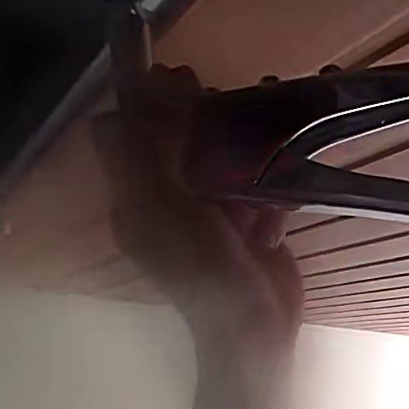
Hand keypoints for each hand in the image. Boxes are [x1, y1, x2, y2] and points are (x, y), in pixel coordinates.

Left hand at [94, 64, 303, 408]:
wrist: (256, 334)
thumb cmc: (206, 275)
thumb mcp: (169, 210)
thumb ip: (151, 152)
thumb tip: (143, 97)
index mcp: (140, 199)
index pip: (128, 135)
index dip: (145, 100)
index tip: (175, 74)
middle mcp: (173, 203)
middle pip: (180, 141)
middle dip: (202, 111)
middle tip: (222, 88)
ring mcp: (214, 217)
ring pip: (226, 161)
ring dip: (247, 138)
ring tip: (273, 106)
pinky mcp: (252, 228)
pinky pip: (260, 192)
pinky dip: (272, 191)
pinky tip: (279, 203)